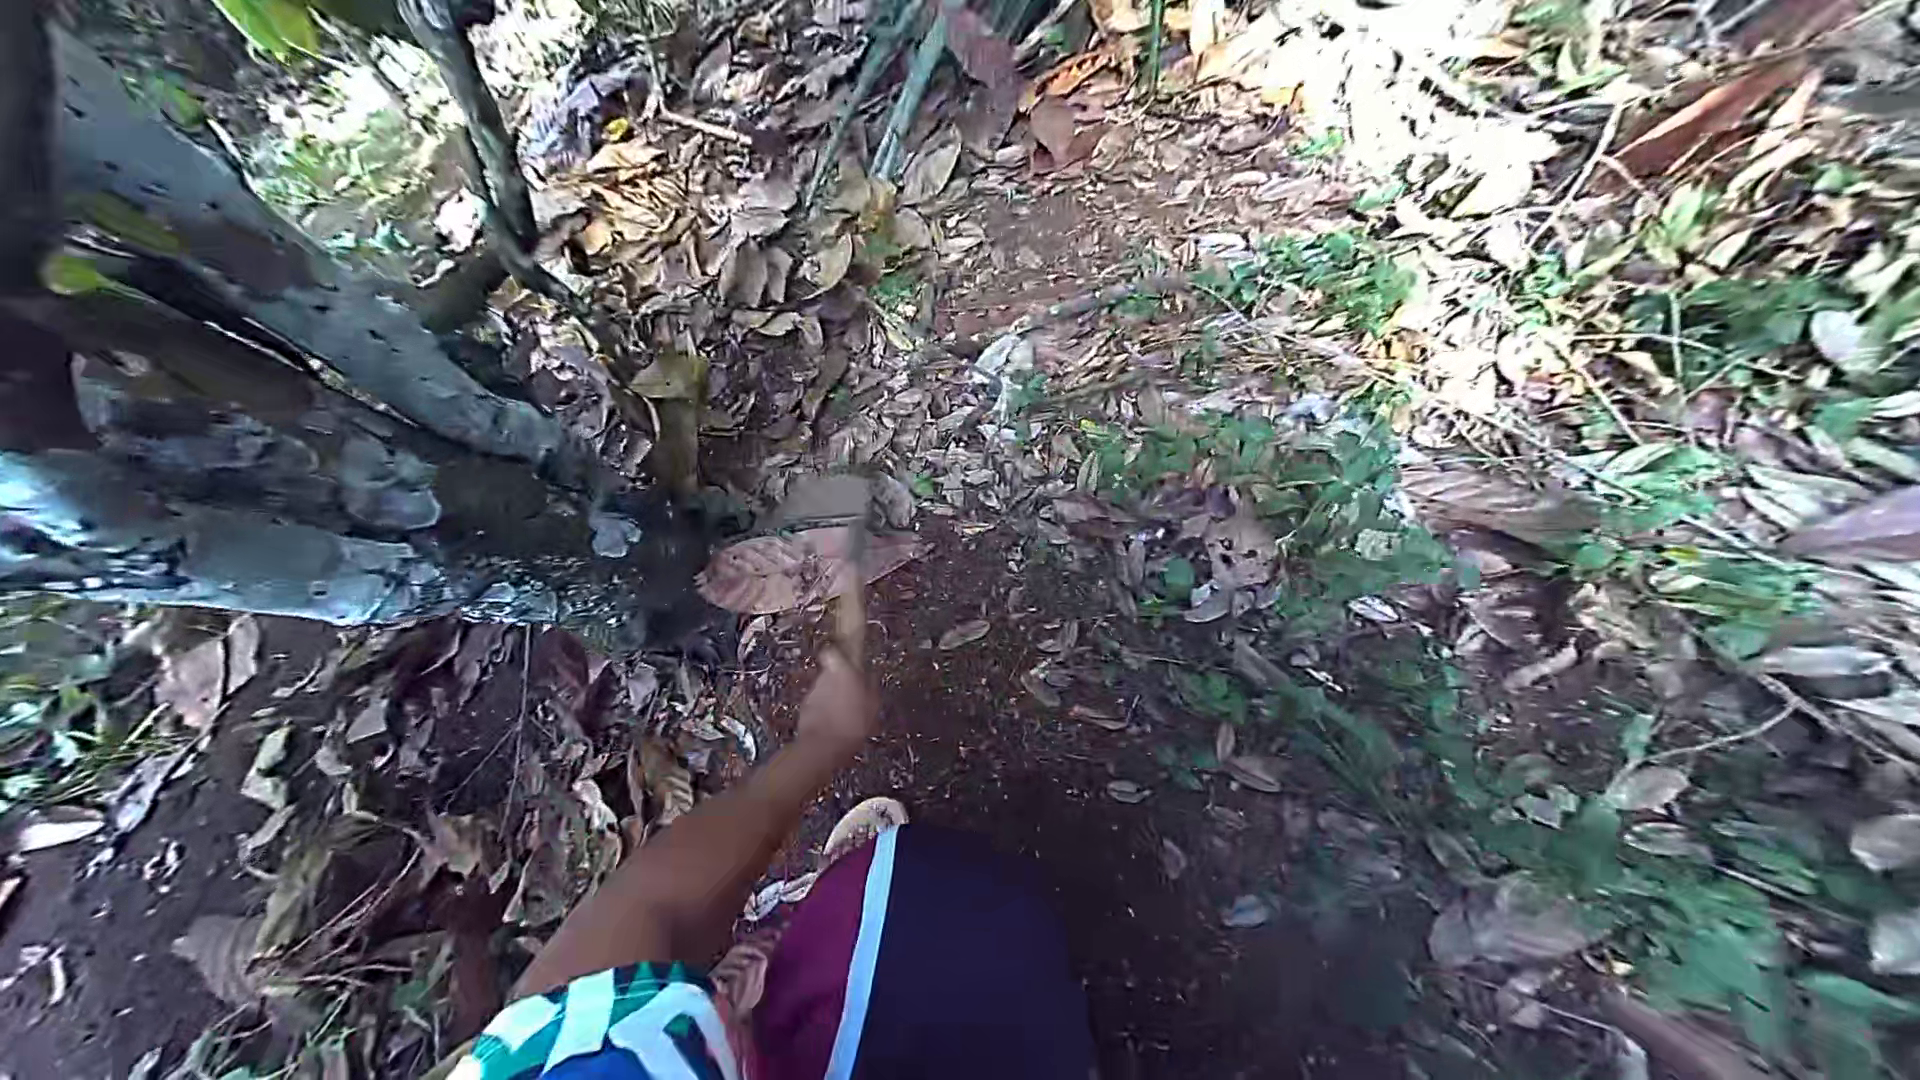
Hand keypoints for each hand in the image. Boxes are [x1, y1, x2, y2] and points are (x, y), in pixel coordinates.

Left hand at [796, 646, 877, 754]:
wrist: (822, 746)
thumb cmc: (851, 724)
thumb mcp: (873, 705)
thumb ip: (871, 686)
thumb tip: (871, 677)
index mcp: (844, 671)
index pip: (834, 651)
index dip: (839, 653)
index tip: (847, 657)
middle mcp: (825, 677)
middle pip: (831, 670)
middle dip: (840, 679)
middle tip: (853, 692)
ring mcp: (813, 692)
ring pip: (824, 687)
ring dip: (832, 695)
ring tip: (845, 711)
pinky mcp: (805, 708)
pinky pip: (817, 703)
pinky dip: (824, 709)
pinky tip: (834, 722)